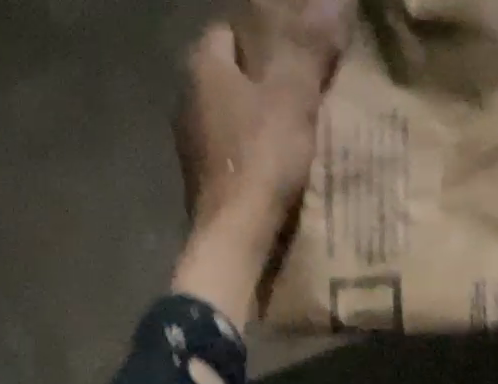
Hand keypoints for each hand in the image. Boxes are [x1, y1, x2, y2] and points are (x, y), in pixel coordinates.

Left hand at [171, 3, 348, 327]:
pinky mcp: (202, 183)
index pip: (228, 29)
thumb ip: (310, 46)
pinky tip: (275, 168)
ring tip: (294, 131)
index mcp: (202, 68)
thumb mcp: (294, 97)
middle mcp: (186, 100)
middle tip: (302, 91)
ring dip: (254, 119)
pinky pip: (229, 152)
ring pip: (227, 115)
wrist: (233, 239)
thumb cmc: (262, 159)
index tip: (294, 51)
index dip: (262, 34)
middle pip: (228, 74)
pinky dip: (249, 154)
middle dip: (259, 78)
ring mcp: (190, 146)